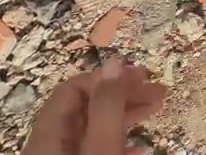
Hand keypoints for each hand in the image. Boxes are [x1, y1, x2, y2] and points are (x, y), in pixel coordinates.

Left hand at [22, 59, 165, 154]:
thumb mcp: (102, 143)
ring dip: (126, 113)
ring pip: (91, 125)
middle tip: (156, 91)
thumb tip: (115, 60)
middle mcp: (48, 142)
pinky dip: (116, 138)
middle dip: (124, 93)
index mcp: (48, 132)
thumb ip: (107, 104)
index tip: (141, 78)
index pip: (73, 88)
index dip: (107, 77)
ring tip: (155, 109)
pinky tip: (138, 145)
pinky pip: (91, 145)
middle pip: (84, 106)